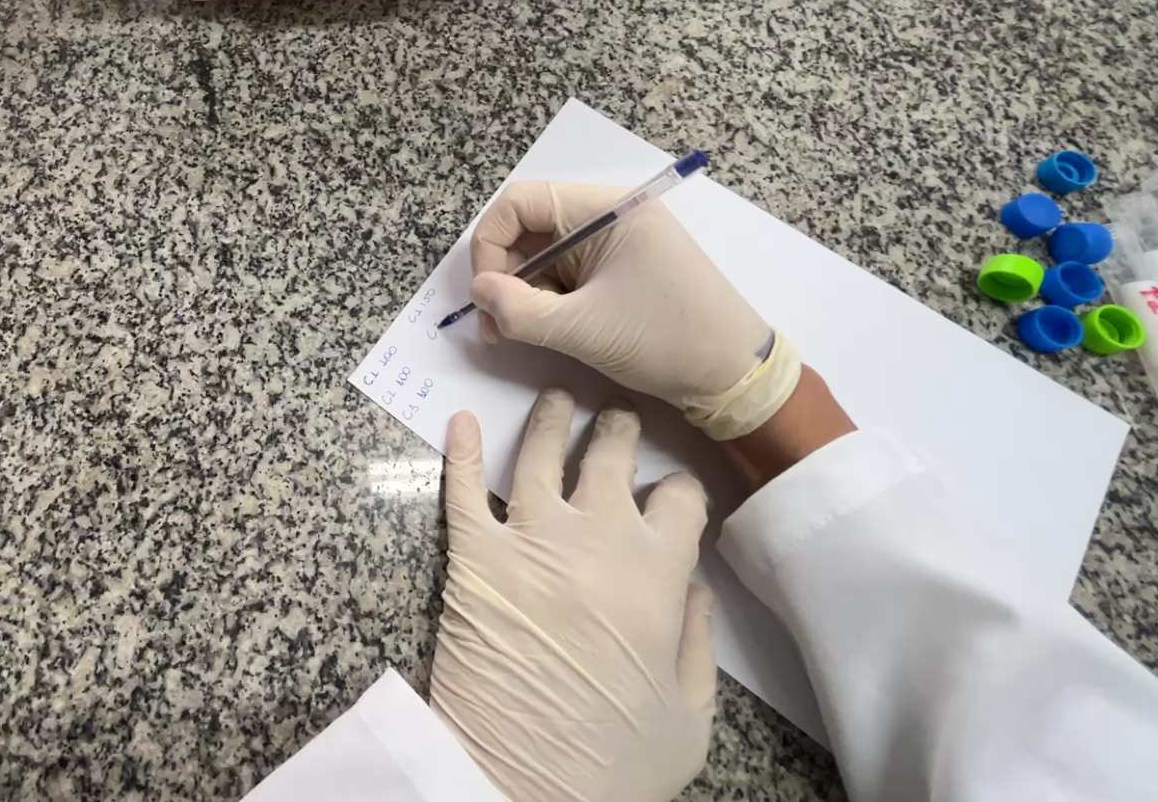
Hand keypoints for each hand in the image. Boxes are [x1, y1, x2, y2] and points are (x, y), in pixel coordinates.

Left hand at [430, 390, 716, 801]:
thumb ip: (697, 638)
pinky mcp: (473, 552)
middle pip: (610, 458)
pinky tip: (461, 418)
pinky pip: (464, 489)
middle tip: (614, 412)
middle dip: (617, 428)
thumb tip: (696, 582)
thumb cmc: (616, 759)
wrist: (525, 782)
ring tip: (558, 395)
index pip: (677, 499)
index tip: (671, 487)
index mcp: (655, 573)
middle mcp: (593, 538)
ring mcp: (528, 538)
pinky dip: (462, 450)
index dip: (677, 488)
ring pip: (540, 454)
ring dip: (550, 418)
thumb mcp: (690, 713)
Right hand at [469, 181, 799, 439]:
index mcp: (606, 211)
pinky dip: (541, 299)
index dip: (490, 244)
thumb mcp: (583, 330)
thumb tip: (478, 293)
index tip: (487, 294)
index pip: (520, 203)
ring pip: (539, 254)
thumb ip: (518, 310)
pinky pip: (560, 273)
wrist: (735, 376)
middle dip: (501, 275)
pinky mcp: (613, 269)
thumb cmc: (666, 341)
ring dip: (518, 292)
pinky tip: (539, 328)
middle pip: (526, 228)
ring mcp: (611, 243)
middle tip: (495, 324)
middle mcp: (606, 217)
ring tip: (512, 333)